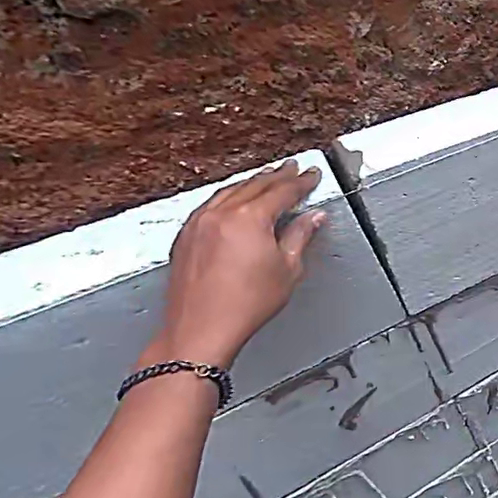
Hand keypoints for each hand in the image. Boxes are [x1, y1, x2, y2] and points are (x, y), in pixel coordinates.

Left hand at [147, 160, 327, 369]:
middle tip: (293, 168)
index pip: (282, 191)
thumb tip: (312, 218)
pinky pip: (210, 205)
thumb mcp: (288, 268)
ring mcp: (197, 225)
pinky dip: (229, 196)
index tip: (312, 175)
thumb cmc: (243, 304)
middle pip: (255, 186)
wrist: (200, 329)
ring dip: (252, 183)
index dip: (301, 182)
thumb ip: (300, 236)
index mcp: (248, 219)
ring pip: (230, 192)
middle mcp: (219, 215)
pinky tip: (235, 199)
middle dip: (277, 176)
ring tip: (267, 178)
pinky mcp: (185, 238)